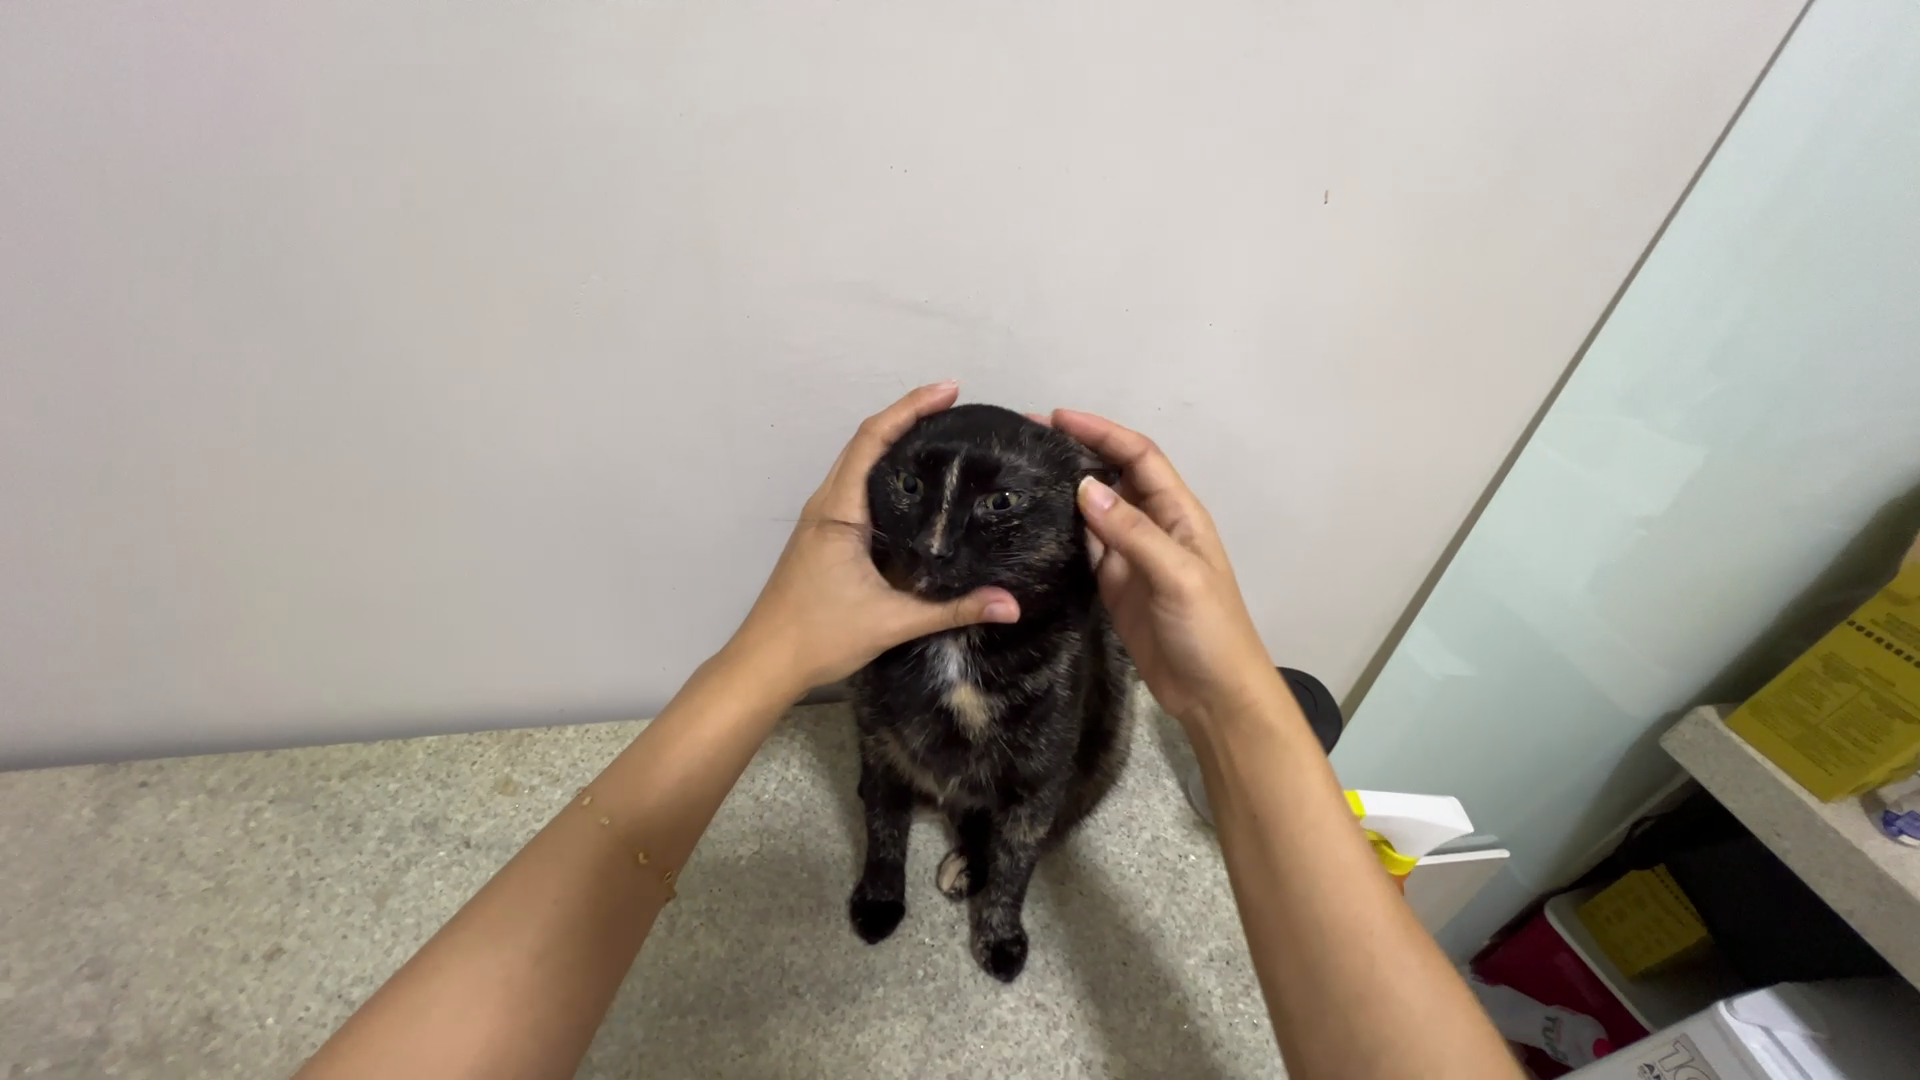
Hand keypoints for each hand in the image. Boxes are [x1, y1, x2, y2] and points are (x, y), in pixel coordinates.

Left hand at [730, 382, 1020, 694]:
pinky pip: (857, 488)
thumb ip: (953, 610)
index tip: (950, 390)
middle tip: (956, 410)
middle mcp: (826, 505)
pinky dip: (885, 472)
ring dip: (894, 441)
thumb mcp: (892, 622)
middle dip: (908, 416)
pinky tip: (915, 488)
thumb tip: (1011, 604)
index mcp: (838, 511)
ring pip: (859, 464)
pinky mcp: (824, 536)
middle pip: (865, 441)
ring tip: (941, 437)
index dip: (911, 407)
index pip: (872, 439)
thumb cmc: (818, 636)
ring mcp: (822, 519)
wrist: (764, 663)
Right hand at [1049, 409, 1282, 727]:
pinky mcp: (1113, 584)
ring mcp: (1131, 555)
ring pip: (1095, 509)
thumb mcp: (1178, 577)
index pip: (1138, 456)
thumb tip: (1084, 488)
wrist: (1213, 694)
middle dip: (1078, 451)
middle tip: (1028, 440)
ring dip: (1066, 488)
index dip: (1102, 432)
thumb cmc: (1209, 631)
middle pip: (1113, 475)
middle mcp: (1153, 525)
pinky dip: (1062, 530)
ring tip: (1023, 471)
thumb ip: (1133, 534)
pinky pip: (1085, 546)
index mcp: (1178, 513)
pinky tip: (1035, 521)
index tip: (1057, 418)